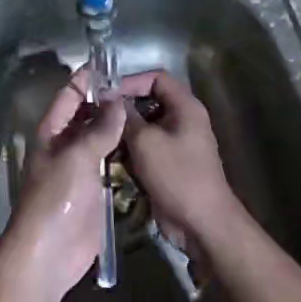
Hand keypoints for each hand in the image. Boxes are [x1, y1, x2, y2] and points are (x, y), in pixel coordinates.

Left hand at [0, 66, 126, 301]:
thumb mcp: (78, 157)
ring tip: (148, 113)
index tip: (114, 66)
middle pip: (87, 115)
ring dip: (119, 128)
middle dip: (108, 102)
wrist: (50, 251)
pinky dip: (125, 154)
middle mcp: (65, 144)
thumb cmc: (57, 197)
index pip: (70, 94)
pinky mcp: (95, 189)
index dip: (88, 79)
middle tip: (141, 91)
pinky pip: (110, 163)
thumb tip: (117, 101)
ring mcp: (80, 167)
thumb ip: (99, 129)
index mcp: (52, 131)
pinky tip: (145, 146)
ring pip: (101, 139)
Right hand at [117, 70, 239, 247]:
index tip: (106, 93)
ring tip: (100, 135)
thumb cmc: (177, 176)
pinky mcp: (170, 163)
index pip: (156, 77)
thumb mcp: (145, 141)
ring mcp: (177, 142)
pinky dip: (130, 149)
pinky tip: (111, 156)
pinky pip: (146, 146)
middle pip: (149, 101)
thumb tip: (109, 98)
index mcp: (185, 107)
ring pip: (145, 125)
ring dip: (124, 131)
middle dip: (123, 107)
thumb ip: (125, 116)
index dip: (131, 80)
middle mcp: (183, 120)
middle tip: (97, 114)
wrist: (202, 224)